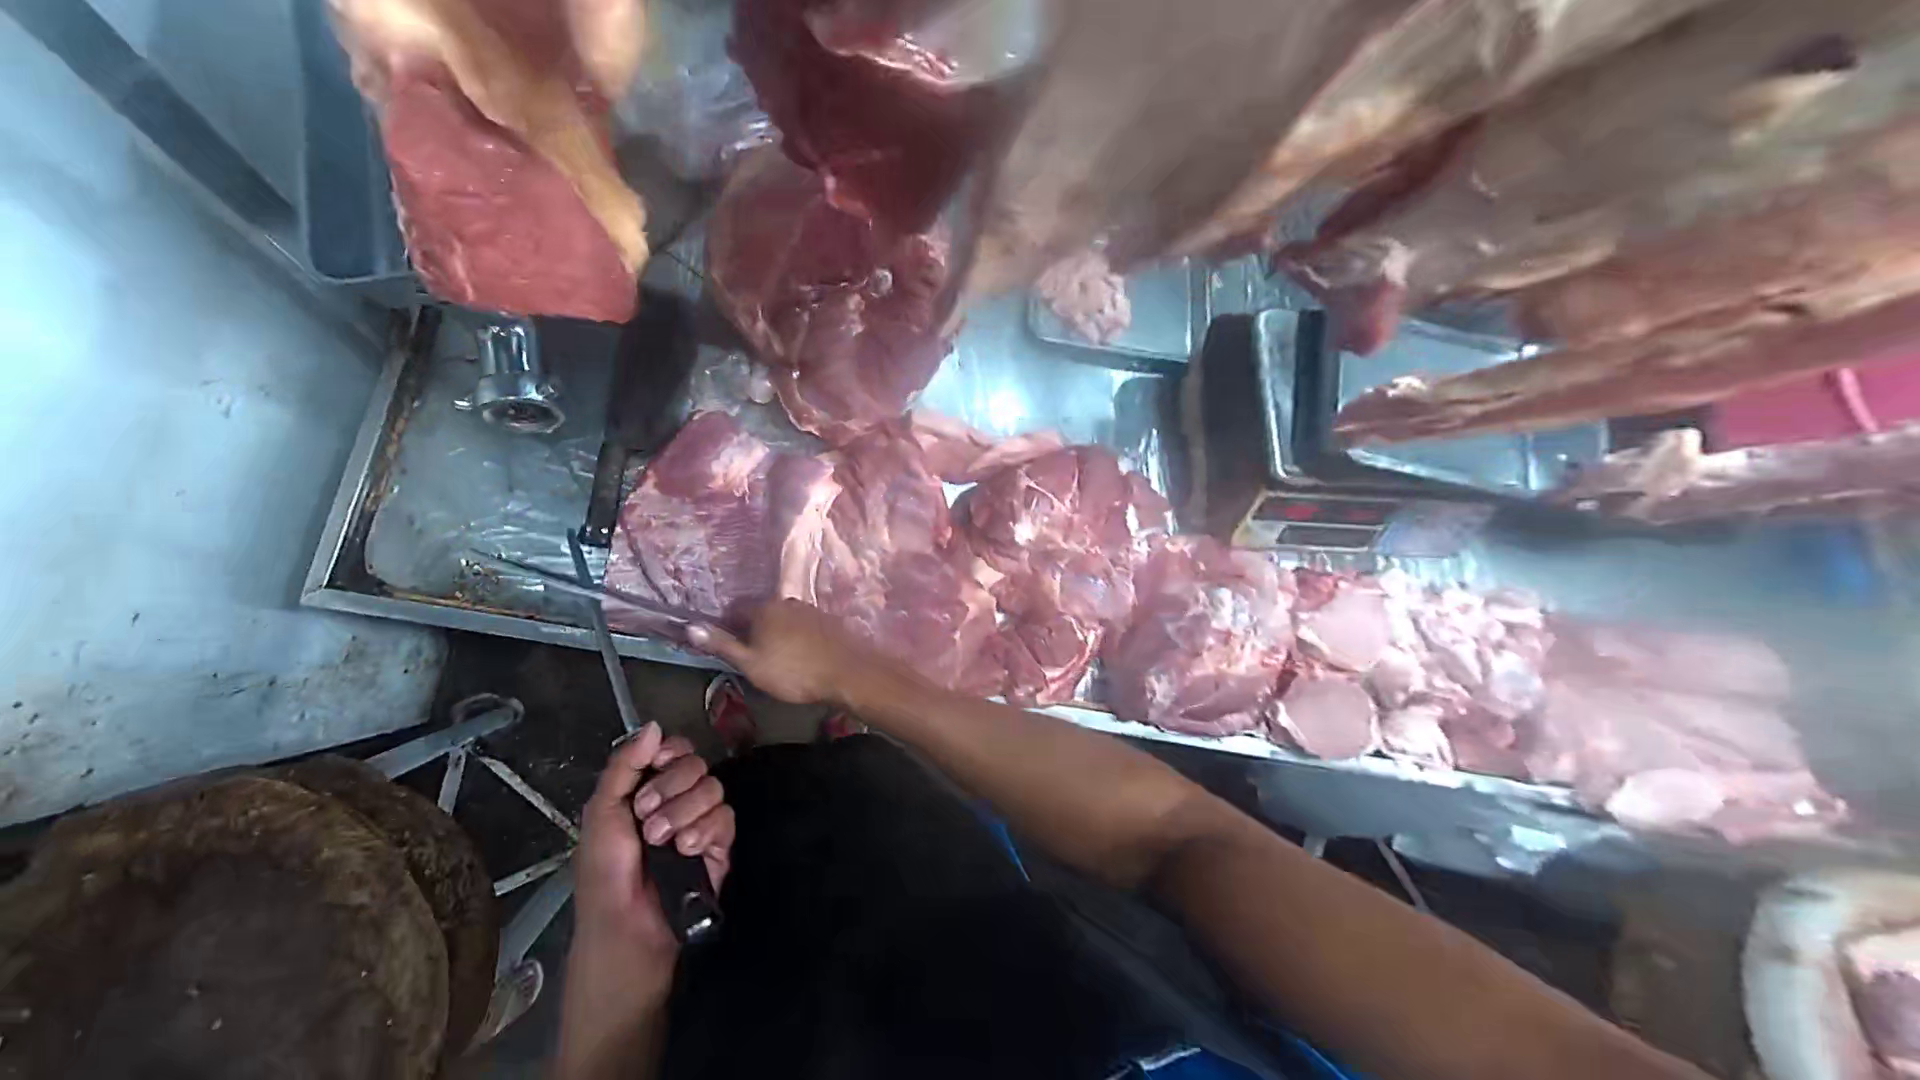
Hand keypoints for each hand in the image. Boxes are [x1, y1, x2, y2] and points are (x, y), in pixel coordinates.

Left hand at [573, 724, 734, 979]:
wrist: (627, 928)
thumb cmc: (604, 873)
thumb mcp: (601, 813)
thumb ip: (625, 765)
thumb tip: (654, 724)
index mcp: (648, 788)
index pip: (676, 749)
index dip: (670, 754)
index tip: (656, 768)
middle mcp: (677, 800)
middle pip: (696, 765)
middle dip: (671, 788)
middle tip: (647, 818)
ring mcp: (701, 822)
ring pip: (713, 789)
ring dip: (684, 813)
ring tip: (664, 842)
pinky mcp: (722, 846)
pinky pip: (726, 818)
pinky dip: (705, 830)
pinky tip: (688, 849)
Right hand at [687, 599, 877, 704]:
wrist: (846, 673)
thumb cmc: (793, 671)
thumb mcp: (750, 664)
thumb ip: (721, 644)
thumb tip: (690, 626)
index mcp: (764, 608)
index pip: (736, 609)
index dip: (728, 627)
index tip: (728, 647)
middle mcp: (787, 601)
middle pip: (761, 612)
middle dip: (754, 630)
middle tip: (752, 657)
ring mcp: (811, 609)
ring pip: (784, 619)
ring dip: (777, 634)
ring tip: (778, 659)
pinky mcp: (828, 621)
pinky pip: (804, 626)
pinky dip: (798, 637)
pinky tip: (802, 656)